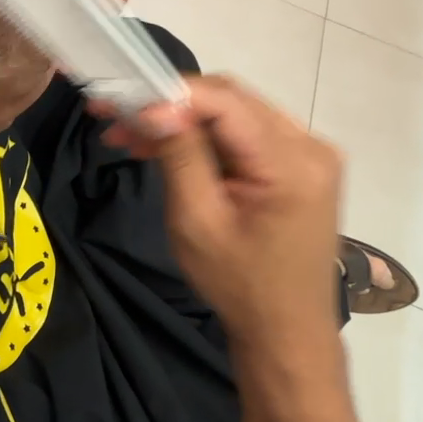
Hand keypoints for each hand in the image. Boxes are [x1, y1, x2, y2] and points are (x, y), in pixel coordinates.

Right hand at [102, 77, 342, 349]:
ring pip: (232, 111)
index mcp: (292, 163)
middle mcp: (310, 146)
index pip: (225, 102)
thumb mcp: (196, 219)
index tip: (117, 104)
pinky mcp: (297, 164)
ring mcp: (308, 154)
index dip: (168, 94)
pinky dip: (199, 135)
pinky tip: (162, 147)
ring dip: (178, 118)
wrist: (284, 327)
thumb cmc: (236, 281)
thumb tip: (155, 106)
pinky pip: (242, 132)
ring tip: (127, 136)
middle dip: (167, 103)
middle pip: (230, 99)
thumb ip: (180, 156)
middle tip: (112, 117)